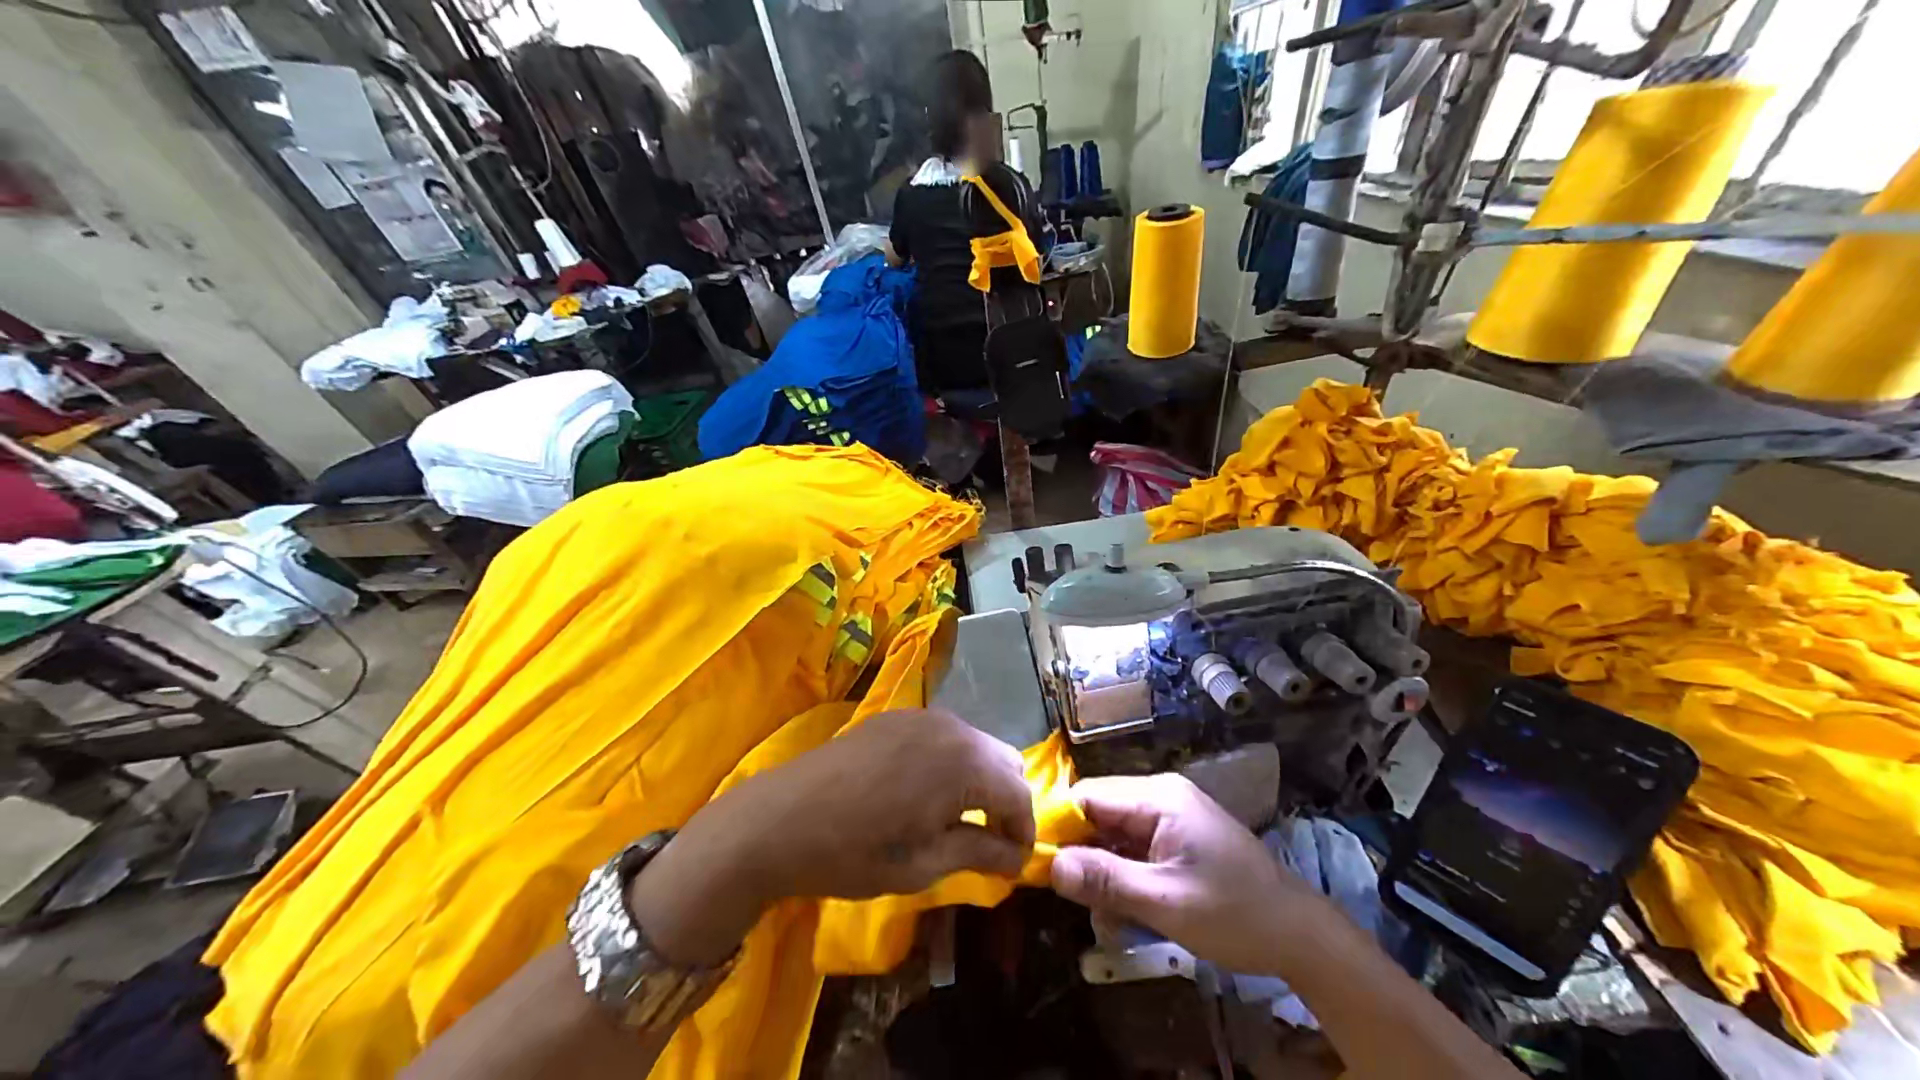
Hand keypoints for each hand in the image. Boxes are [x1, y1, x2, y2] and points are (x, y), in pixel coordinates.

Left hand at [628, 709, 1034, 964]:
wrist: (778, 819)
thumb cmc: (855, 852)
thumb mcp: (924, 864)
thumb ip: (979, 852)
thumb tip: (1015, 858)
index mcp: (966, 763)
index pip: (1019, 794)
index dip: (1022, 833)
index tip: (1011, 866)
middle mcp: (952, 727)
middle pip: (1004, 761)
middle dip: (1005, 802)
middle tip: (988, 843)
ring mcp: (921, 716)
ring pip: (975, 745)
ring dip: (979, 780)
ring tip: (956, 820)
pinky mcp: (894, 716)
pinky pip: (944, 736)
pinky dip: (951, 763)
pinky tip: (924, 793)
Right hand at [1048, 773, 1330, 974]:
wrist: (1302, 936)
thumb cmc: (1236, 914)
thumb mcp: (1166, 902)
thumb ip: (1106, 881)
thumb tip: (1050, 867)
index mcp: (1158, 797)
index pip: (1088, 796)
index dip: (1058, 827)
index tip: (1037, 863)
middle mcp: (1160, 796)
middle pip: (1098, 814)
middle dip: (1081, 856)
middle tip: (1071, 899)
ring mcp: (1170, 818)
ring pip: (1112, 835)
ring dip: (1102, 873)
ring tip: (1104, 916)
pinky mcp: (1177, 839)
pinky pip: (1133, 849)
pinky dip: (1122, 877)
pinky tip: (1125, 912)